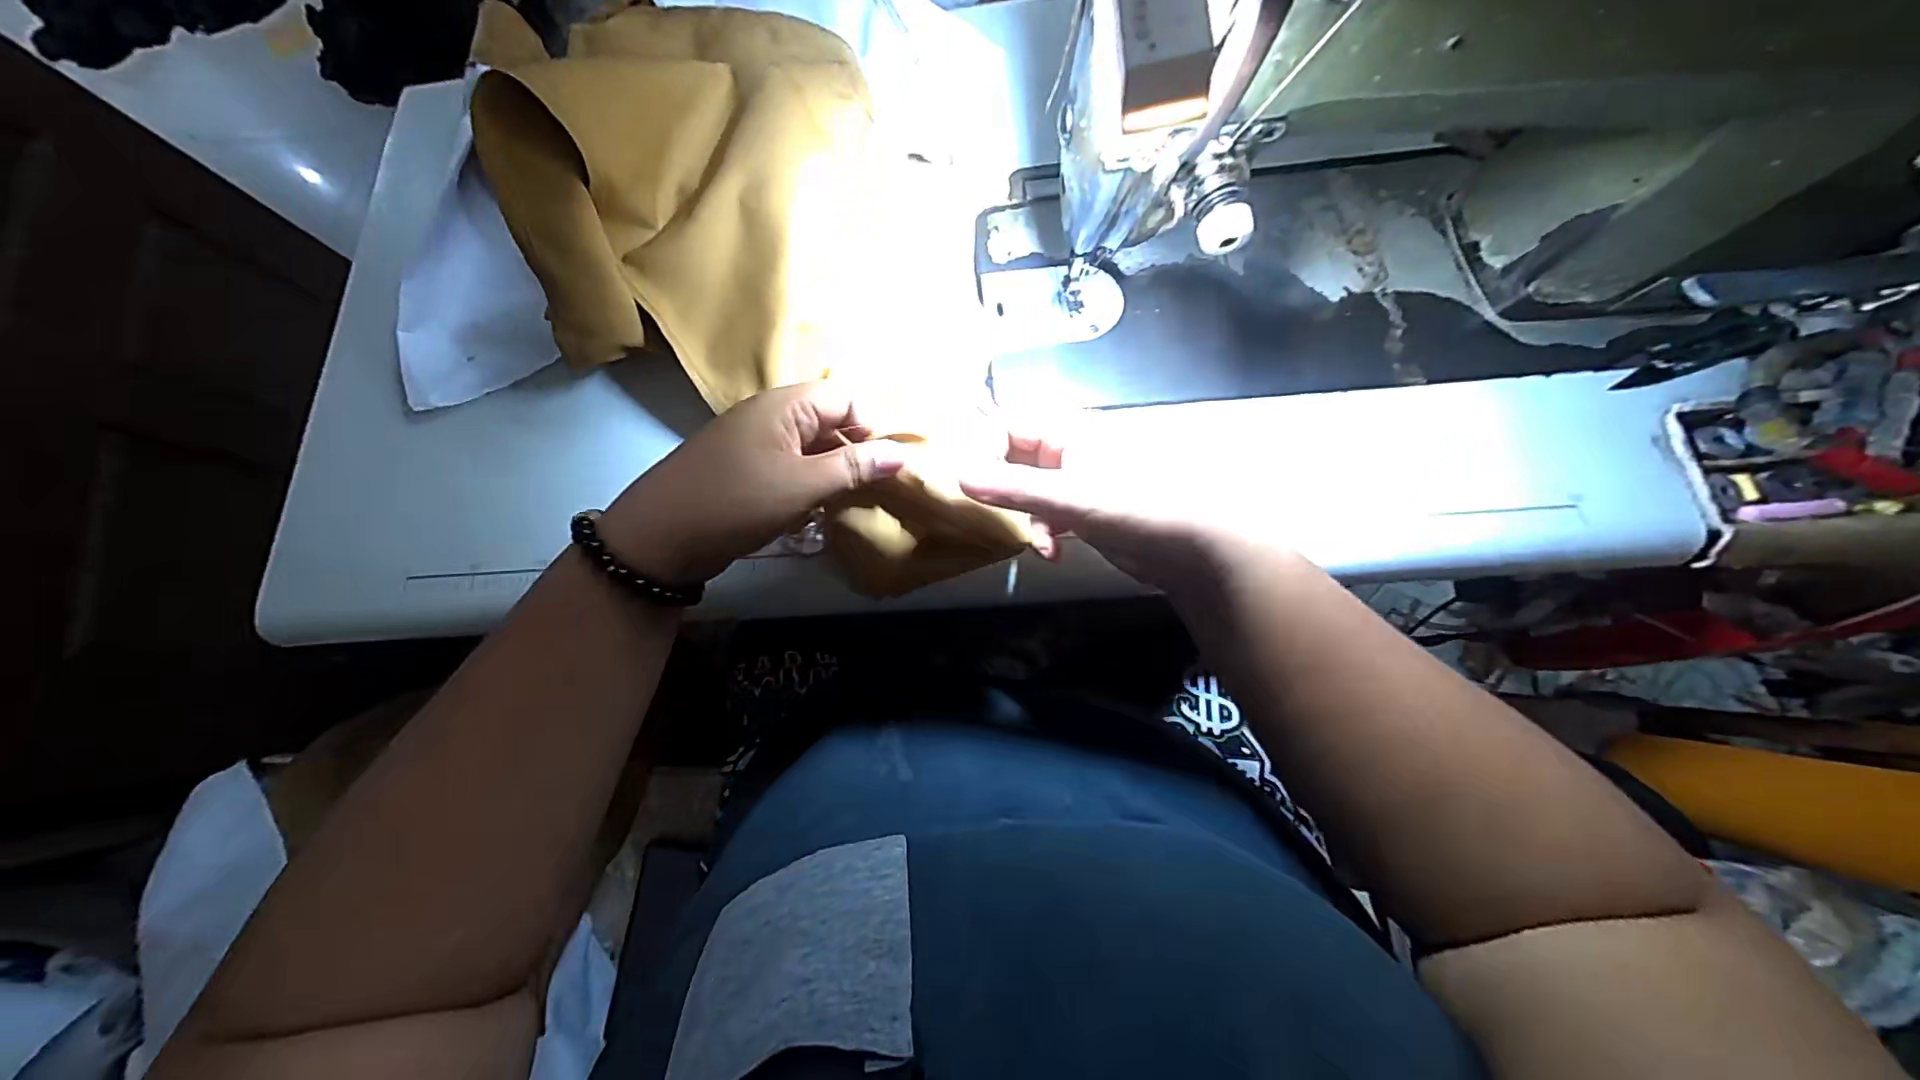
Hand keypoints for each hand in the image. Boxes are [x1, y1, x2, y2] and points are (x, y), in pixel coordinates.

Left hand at [598, 381, 908, 582]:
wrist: (659, 539)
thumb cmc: (737, 503)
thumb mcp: (803, 485)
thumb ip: (854, 467)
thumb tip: (901, 453)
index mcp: (784, 405)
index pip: (846, 399)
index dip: (872, 429)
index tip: (886, 468)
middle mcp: (770, 415)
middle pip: (829, 421)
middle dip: (855, 453)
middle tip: (873, 490)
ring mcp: (754, 442)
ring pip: (811, 448)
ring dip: (832, 473)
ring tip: (847, 504)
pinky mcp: (745, 469)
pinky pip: (790, 466)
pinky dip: (808, 485)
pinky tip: (815, 511)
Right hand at [957, 417, 1297, 600]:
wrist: (1195, 548)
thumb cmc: (1137, 507)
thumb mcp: (1070, 497)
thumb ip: (1014, 488)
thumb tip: (957, 475)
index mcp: (1066, 432)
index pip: (1007, 426)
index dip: (981, 448)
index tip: (961, 480)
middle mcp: (1067, 451)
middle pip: (1013, 461)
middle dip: (1000, 491)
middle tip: (983, 514)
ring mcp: (1076, 483)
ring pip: (1027, 494)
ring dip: (1025, 520)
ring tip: (1038, 544)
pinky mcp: (1084, 513)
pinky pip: (1047, 517)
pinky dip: (1044, 534)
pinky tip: (1052, 553)